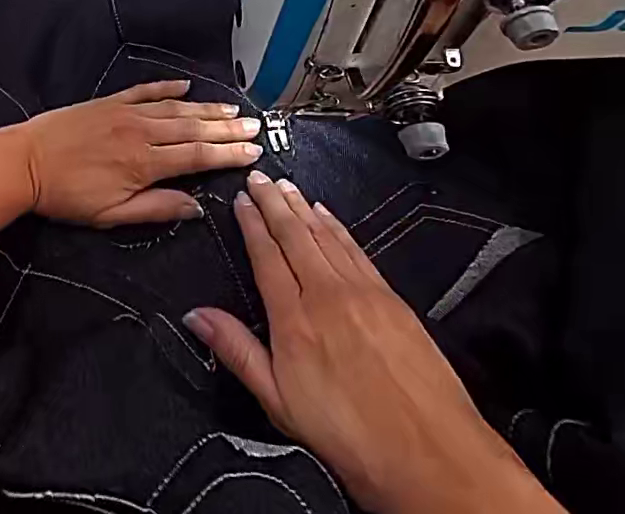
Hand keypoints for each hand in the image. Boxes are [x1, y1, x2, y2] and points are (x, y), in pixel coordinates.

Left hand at [5, 80, 260, 226]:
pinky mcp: (111, 101)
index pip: (197, 157)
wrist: (24, 162)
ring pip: (177, 109)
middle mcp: (142, 132)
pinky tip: (186, 87)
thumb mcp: (110, 214)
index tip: (252, 151)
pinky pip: (147, 91)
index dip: (227, 155)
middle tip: (254, 127)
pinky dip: (168, 88)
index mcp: (144, 163)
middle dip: (227, 129)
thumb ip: (155, 209)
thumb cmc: (66, 196)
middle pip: (194, 130)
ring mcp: (127, 113)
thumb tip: (195, 206)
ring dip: (207, 110)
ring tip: (232, 111)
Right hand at [183, 172, 563, 513]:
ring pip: (323, 233)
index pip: (266, 255)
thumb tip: (198, 316)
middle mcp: (326, 293)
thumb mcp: (279, 404)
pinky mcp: (387, 293)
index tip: (242, 199)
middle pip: (294, 233)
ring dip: (301, 205)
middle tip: (260, 176)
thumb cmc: (350, 435)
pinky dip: (335, 224)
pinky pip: (354, 245)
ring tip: (285, 185)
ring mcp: (360, 289)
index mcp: (294, 319)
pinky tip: (326, 212)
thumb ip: (237, 351)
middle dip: (273, 201)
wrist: (427, 448)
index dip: (252, 223)